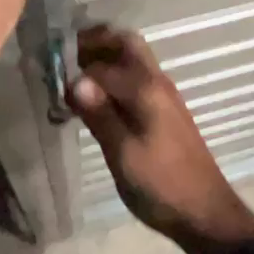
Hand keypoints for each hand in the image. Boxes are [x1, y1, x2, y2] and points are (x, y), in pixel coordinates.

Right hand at [70, 26, 253, 253]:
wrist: (205, 212)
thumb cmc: (161, 184)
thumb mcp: (123, 155)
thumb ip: (100, 115)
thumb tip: (75, 80)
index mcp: (146, 88)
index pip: (102, 65)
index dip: (74, 68)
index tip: (48, 76)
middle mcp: (156, 81)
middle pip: (125, 43)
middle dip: (95, 42)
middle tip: (65, 56)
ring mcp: (163, 94)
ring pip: (132, 59)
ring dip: (105, 58)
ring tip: (74, 77)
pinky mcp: (164, 109)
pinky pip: (136, 78)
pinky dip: (114, 77)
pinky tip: (97, 101)